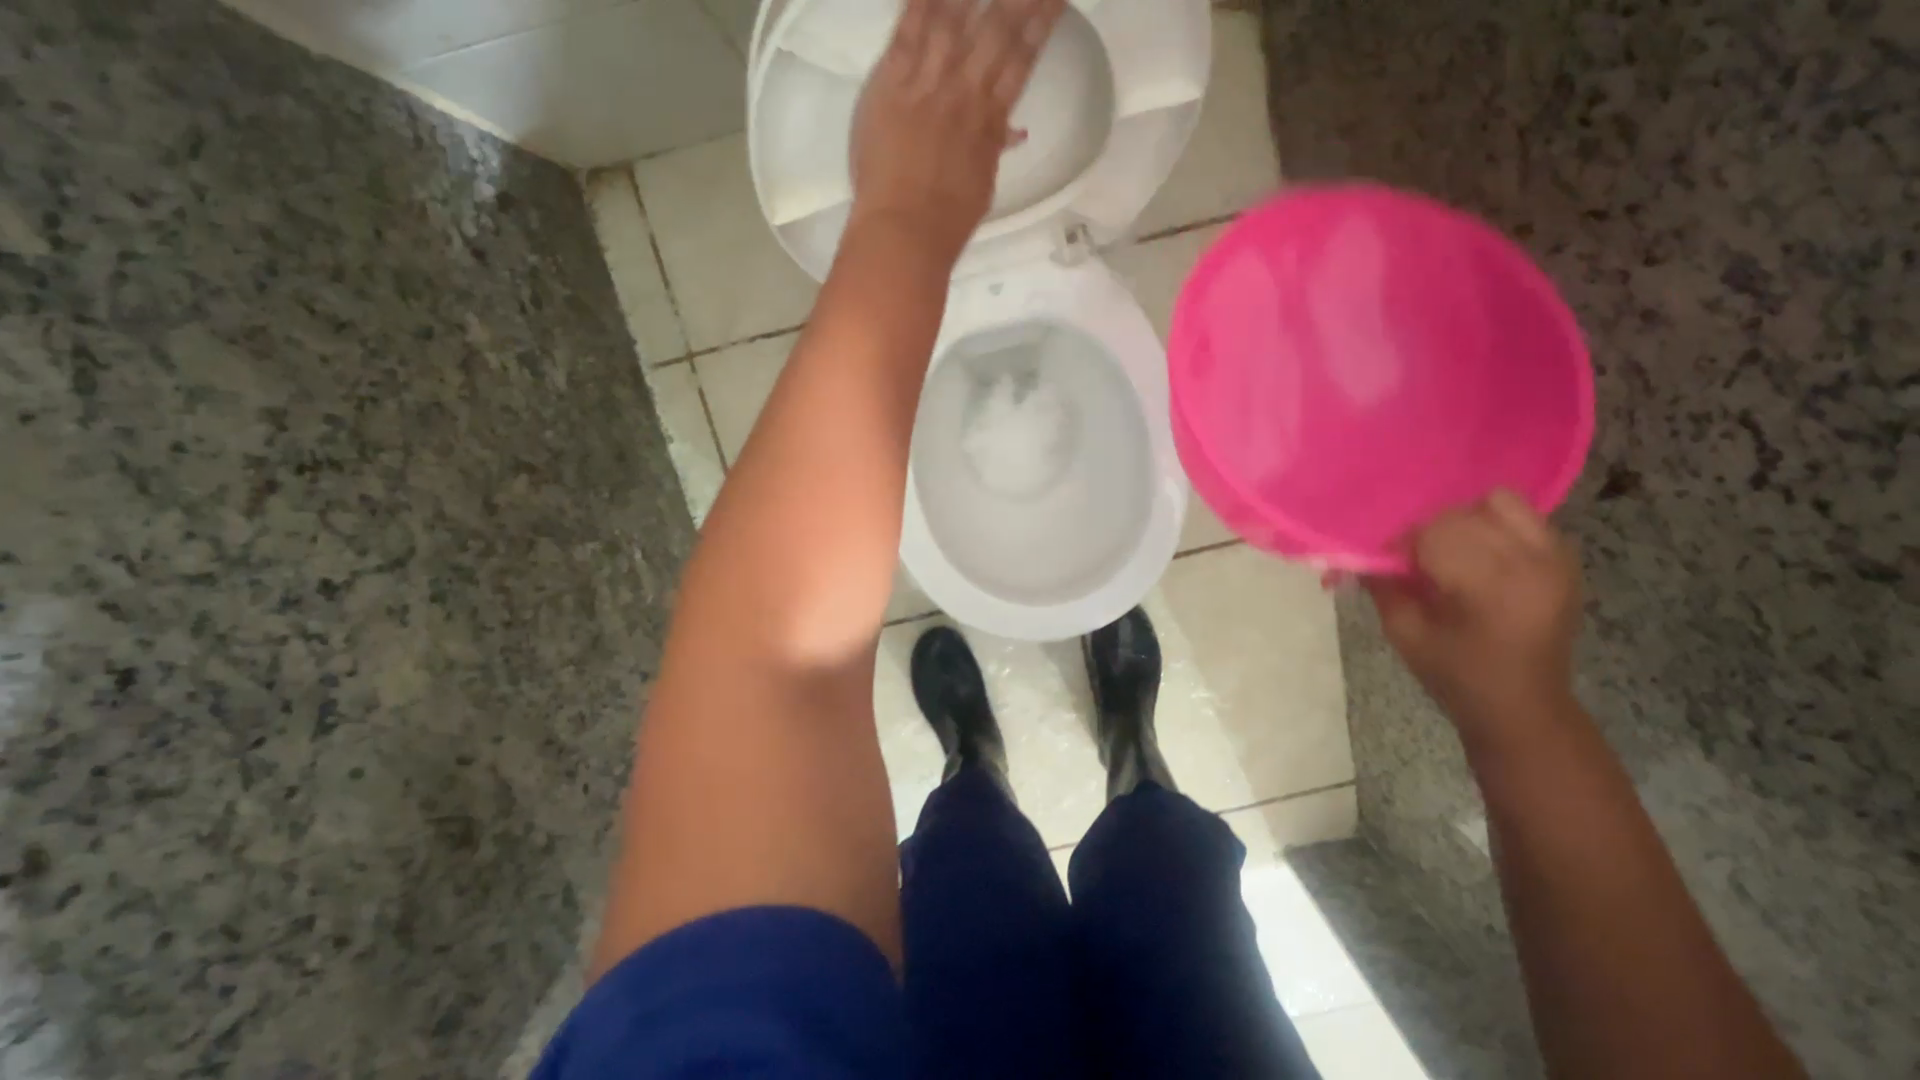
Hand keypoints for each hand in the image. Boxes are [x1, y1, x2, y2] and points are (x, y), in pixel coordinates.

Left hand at [848, 0, 1065, 260]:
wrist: (904, 231)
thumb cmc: (946, 220)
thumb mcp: (981, 182)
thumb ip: (992, 146)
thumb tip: (1013, 130)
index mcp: (992, 119)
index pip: (1024, 57)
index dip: (1042, 21)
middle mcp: (966, 91)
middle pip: (999, 27)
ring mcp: (929, 83)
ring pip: (957, 18)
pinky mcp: (892, 82)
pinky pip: (909, 28)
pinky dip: (922, 1)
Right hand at [1366, 490, 1583, 742]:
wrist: (1524, 706)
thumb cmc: (1459, 677)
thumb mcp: (1406, 635)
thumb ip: (1383, 587)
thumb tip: (1359, 556)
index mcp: (1490, 584)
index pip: (1433, 532)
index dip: (1403, 545)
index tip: (1390, 569)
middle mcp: (1529, 561)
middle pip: (1463, 515)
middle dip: (1431, 534)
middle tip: (1418, 566)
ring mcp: (1554, 558)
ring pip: (1498, 504)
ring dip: (1467, 523)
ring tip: (1457, 555)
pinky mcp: (1565, 560)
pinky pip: (1527, 518)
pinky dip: (1498, 527)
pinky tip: (1485, 559)